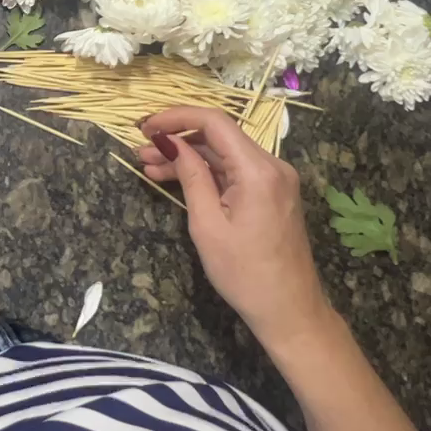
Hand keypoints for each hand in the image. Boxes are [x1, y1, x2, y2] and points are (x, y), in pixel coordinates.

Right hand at [137, 107, 331, 347]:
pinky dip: (205, 172)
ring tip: (149, 166)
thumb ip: (190, 175)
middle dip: (177, 139)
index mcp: (258, 170)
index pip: (214, 122)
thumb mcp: (207, 224)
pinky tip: (174, 178)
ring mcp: (274, 178)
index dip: (176, 118)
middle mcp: (272, 165)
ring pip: (222, 153)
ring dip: (187, 156)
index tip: (145, 127)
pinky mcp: (271, 192)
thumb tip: (168, 142)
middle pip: (218, 136)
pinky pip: (233, 170)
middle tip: (140, 150)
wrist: (290, 312)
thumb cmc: (245, 274)